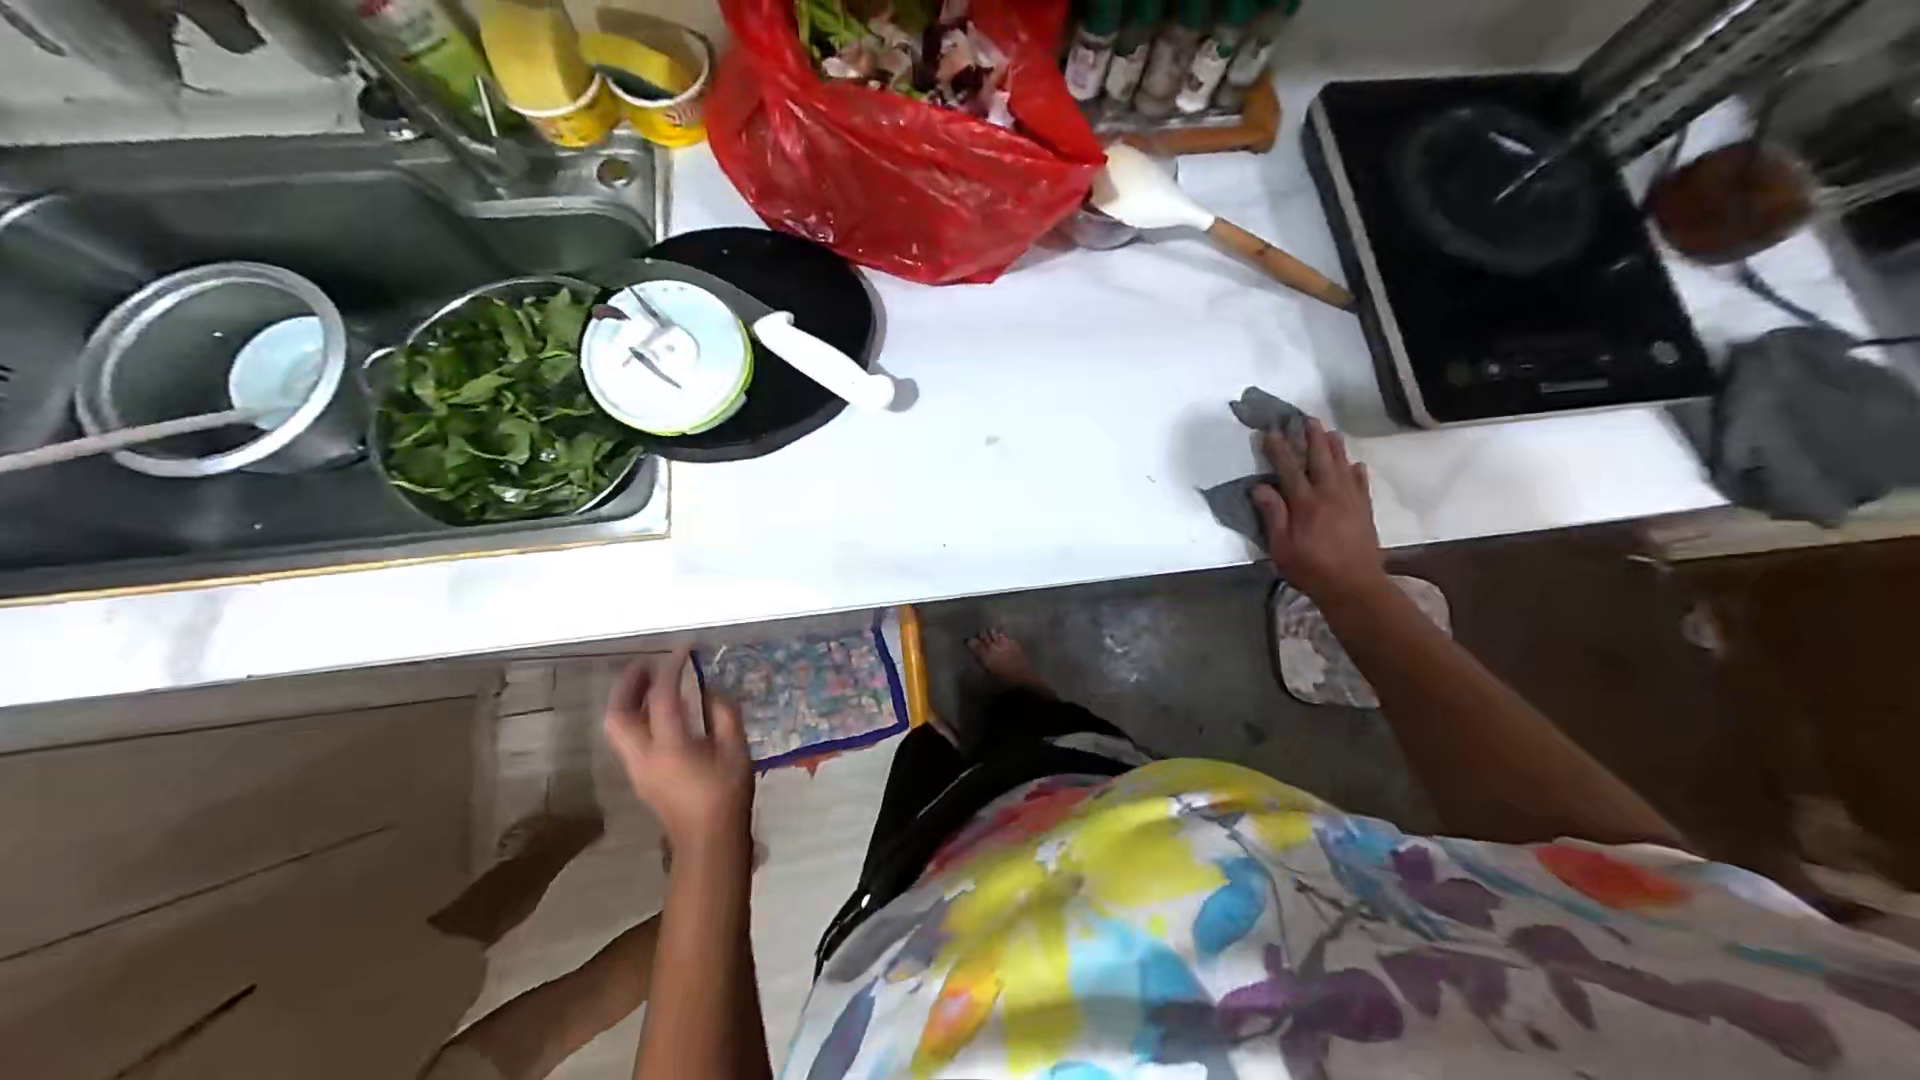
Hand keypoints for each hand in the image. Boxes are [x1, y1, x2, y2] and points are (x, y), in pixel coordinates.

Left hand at [604, 649, 752, 856]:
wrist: (708, 841)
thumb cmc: (727, 795)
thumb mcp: (737, 749)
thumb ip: (724, 714)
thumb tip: (711, 691)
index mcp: (670, 747)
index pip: (664, 697)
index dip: (672, 668)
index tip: (684, 648)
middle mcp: (644, 756)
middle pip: (617, 714)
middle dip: (627, 685)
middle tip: (645, 664)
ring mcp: (637, 769)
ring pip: (618, 728)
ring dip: (629, 701)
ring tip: (650, 683)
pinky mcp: (640, 777)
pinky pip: (629, 739)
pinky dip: (637, 717)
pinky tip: (659, 711)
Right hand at [1251, 416, 1387, 601]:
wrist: (1353, 585)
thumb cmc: (1310, 568)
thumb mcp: (1281, 546)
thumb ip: (1272, 514)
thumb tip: (1260, 487)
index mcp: (1305, 502)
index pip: (1289, 468)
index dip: (1279, 449)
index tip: (1271, 432)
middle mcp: (1329, 494)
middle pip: (1320, 458)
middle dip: (1312, 437)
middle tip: (1306, 418)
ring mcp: (1350, 500)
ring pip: (1342, 465)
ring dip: (1335, 447)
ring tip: (1329, 431)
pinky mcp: (1364, 510)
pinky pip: (1361, 483)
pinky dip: (1356, 470)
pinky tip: (1354, 464)